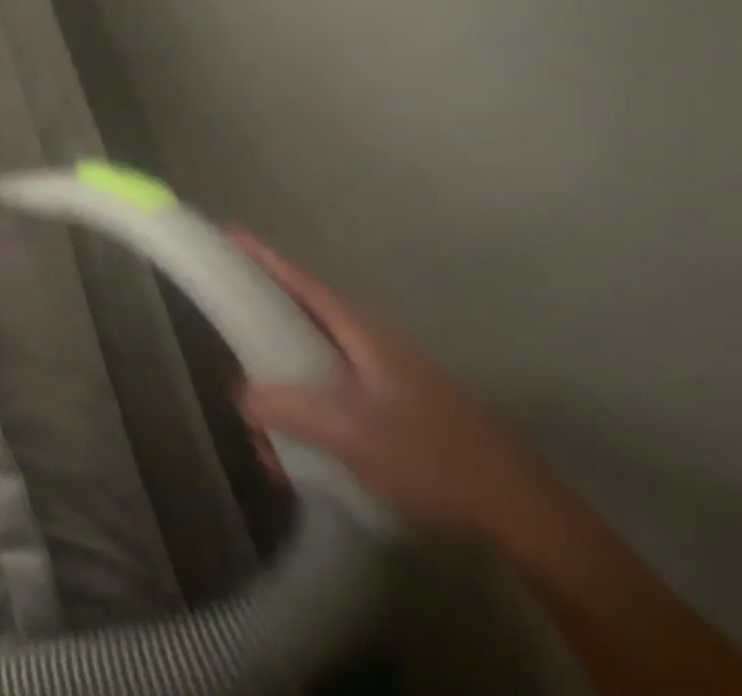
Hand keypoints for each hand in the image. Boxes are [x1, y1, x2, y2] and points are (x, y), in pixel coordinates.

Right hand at [230, 230, 554, 538]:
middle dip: (260, 365)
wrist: (522, 517)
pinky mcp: (395, 418)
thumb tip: (243, 393)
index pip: (305, 288)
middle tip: (241, 401)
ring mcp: (386, 386)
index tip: (231, 236)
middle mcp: (374, 353)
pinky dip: (306, 433)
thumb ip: (291, 407)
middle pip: (299, 336)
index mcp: (367, 340)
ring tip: (272, 456)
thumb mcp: (353, 434)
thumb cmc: (436, 462)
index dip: (266, 262)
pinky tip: (298, 469)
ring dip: (283, 414)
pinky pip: (331, 411)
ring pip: (312, 381)